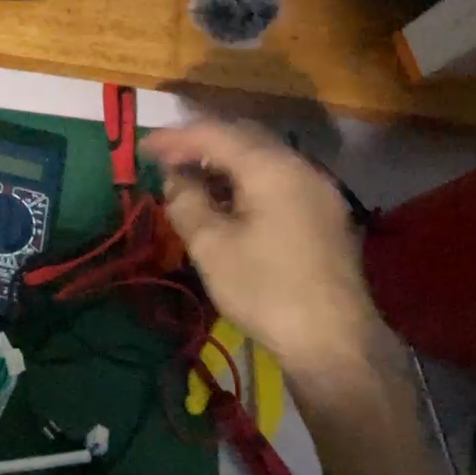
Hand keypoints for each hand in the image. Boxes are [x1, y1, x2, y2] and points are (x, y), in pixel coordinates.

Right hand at [139, 120, 380, 375]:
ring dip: (223, 161)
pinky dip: (244, 178)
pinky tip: (224, 198)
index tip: (143, 148)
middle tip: (164, 157)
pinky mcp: (323, 214)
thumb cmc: (264, 289)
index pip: (215, 135)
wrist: (332, 339)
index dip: (175, 137)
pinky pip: (277, 178)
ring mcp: (317, 190)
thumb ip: (186, 202)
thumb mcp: (210, 245)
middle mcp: (300, 168)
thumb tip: (175, 178)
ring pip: (262, 158)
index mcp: (271, 169)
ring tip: (188, 177)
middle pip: (244, 138)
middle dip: (201, 143)